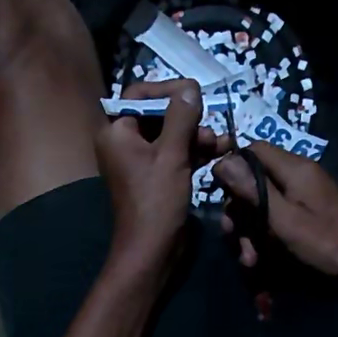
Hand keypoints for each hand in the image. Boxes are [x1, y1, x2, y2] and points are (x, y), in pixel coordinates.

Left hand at [93, 79, 219, 271]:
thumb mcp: (171, 154)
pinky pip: (175, 154)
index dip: (168, 90)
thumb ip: (181, 117)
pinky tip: (219, 151)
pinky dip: (195, 151)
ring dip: (196, 135)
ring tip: (221, 142)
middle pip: (158, 114)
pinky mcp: (156, 178)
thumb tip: (191, 87)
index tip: (195, 93)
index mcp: (116, 132)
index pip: (139, 94)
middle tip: (209, 127)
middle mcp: (124, 143)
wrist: (152, 248)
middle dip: (188, 118)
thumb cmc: (156, 200)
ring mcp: (140, 161)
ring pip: (171, 135)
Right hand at [212, 142, 337, 287]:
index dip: (232, 167)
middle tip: (232, 236)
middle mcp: (299, 175)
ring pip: (263, 203)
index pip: (254, 149)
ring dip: (250, 229)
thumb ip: (253, 190)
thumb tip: (223, 160)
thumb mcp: (283, 219)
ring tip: (249, 259)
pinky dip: (265, 235)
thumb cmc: (324, 243)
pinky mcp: (307, 212)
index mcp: (295, 168)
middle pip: (255, 180)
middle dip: (239, 210)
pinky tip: (260, 259)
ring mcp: (304, 194)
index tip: (219, 194)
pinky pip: (277, 215)